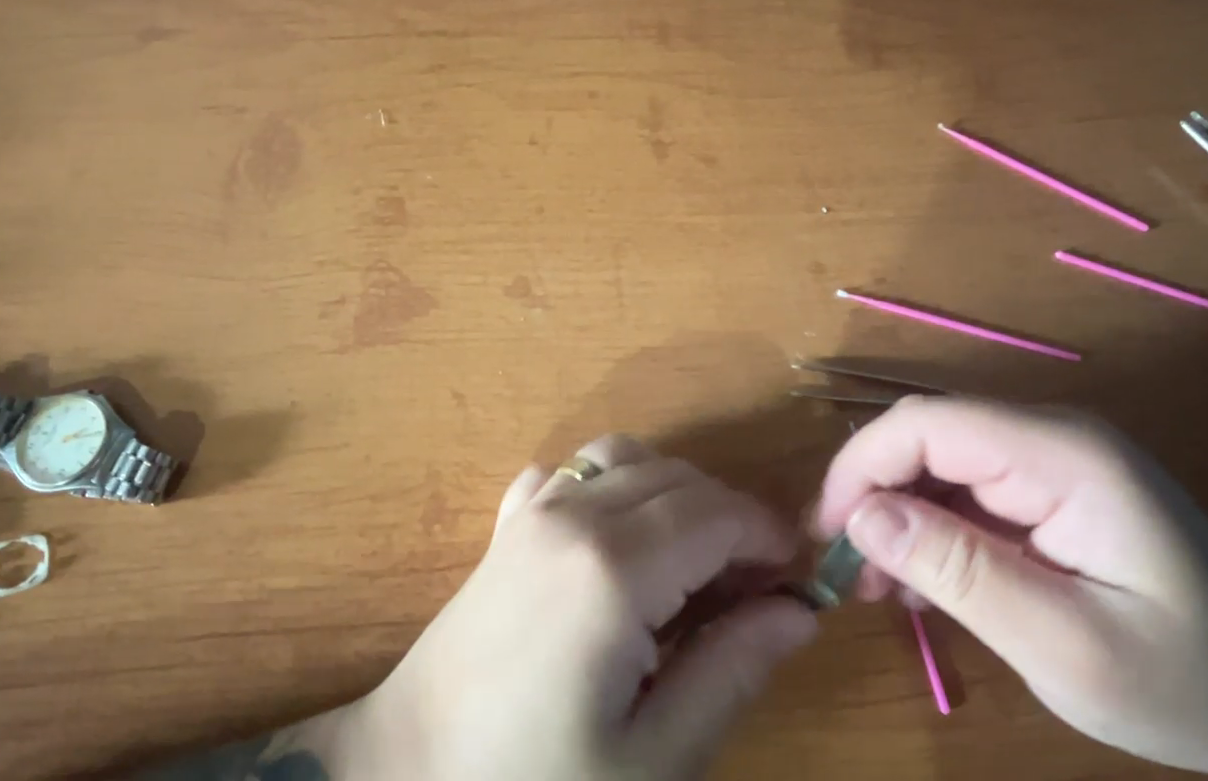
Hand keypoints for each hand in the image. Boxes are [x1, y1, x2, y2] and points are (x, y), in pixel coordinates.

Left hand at [334, 435, 815, 780]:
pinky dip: (614, 487)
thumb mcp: (654, 757)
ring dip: (676, 494)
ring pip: (628, 459)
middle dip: (732, 519)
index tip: (798, 582)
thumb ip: (732, 670)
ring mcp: (533, 511)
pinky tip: (619, 543)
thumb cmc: (536, 779)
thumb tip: (798, 612)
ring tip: (692, 565)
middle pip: (681, 479)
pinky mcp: (507, 525)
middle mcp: (575, 516)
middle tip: (754, 590)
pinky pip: (572, 473)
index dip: (771, 538)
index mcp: (616, 569)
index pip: (721, 514)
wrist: (409, 771)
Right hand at [815, 397, 1207, 779]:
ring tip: (879, 588)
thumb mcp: (1067, 646)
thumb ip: (960, 573)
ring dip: (894, 516)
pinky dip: (927, 531)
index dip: (860, 466)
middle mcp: (1052, 438)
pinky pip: (963, 491)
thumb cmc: (1189, 685)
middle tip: (849, 573)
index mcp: (1064, 456)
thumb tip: (859, 517)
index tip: (827, 537)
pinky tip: (920, 583)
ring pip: (935, 463)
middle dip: (872, 494)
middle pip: (925, 436)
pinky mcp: (1048, 491)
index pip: (927, 424)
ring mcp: (1052, 462)